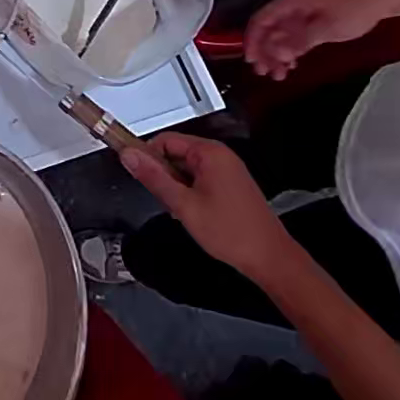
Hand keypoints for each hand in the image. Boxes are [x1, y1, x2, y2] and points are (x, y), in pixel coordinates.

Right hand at [120, 133, 292, 278]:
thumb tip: (129, 156)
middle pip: (175, 153)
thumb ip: (153, 177)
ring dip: (177, 187)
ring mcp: (227, 170)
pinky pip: (199, 179)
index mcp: (210, 152)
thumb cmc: (234, 233)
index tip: (136, 171)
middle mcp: (220, 156)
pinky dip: (190, 193)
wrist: (270, 259)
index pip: (165, 140)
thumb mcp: (183, 205)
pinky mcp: (230, 184)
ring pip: (186, 169)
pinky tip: (194, 214)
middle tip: (165, 199)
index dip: (147, 155)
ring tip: (183, 211)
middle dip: (164, 175)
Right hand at [244, 0, 388, 80]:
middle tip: (264, 73)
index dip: (252, 41)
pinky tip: (291, 65)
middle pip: (266, 30)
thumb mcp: (327, 28)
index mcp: (289, 3)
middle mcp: (289, 8)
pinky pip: (290, 39)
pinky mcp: (308, 22)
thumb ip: (300, 41)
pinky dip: (287, 52)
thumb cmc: (353, 11)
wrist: (379, 1)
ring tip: (278, 74)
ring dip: (274, 55)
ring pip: (277, 37)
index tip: (251, 60)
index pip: (260, 21)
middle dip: (263, 52)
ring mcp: (298, 15)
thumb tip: (277, 53)